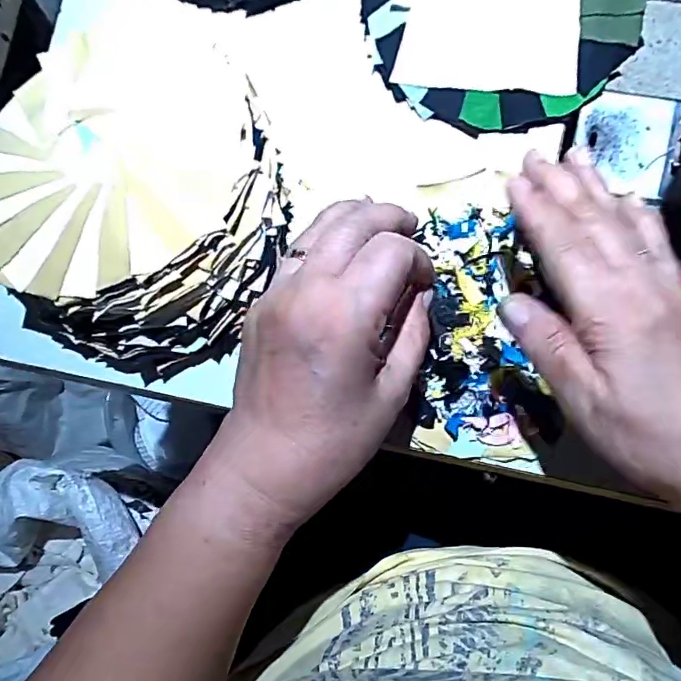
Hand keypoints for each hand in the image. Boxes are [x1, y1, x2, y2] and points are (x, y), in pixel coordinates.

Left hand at [198, 201, 433, 537]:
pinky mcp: (257, 306)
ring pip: (315, 228)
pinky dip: (322, 247)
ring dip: (353, 223)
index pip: (391, 247)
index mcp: (341, 312)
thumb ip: (412, 333)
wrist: (261, 462)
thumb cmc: (332, 441)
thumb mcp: (391, 392)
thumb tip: (419, 294)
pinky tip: (340, 267)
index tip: (424, 285)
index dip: (418, 258)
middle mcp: (303, 290)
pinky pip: (294, 257)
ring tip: (378, 239)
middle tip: (410, 234)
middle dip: (389, 219)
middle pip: (351, 219)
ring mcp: (273, 295)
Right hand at [501, 150, 680, 520]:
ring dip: (599, 191)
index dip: (537, 212)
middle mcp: (641, 287)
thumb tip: (510, 300)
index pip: (566, 247)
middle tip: (537, 154)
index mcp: (611, 308)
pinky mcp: (679, 303)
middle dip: (564, 187)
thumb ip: (547, 344)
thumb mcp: (582, 396)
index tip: (512, 180)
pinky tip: (629, 204)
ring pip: (627, 227)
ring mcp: (666, 291)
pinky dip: (636, 216)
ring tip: (578, 160)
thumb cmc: (644, 432)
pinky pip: (654, 245)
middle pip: (597, 224)